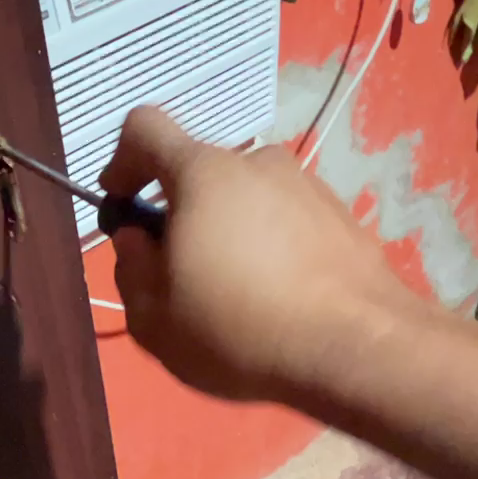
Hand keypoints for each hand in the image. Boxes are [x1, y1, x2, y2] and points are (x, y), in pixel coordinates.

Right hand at [99, 107, 424, 402]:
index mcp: (203, 175)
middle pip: (200, 175)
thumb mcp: (155, 320)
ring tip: (238, 297)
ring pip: (246, 201)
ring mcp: (307, 186)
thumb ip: (130, 269)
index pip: (144, 129)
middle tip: (183, 279)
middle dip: (181, 217)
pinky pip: (286, 222)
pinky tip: (280, 300)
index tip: (122, 204)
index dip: (121, 161)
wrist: (356, 349)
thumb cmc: (238, 332)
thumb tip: (138, 240)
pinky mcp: (342, 217)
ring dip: (229, 235)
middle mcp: (258, 163)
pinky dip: (271, 249)